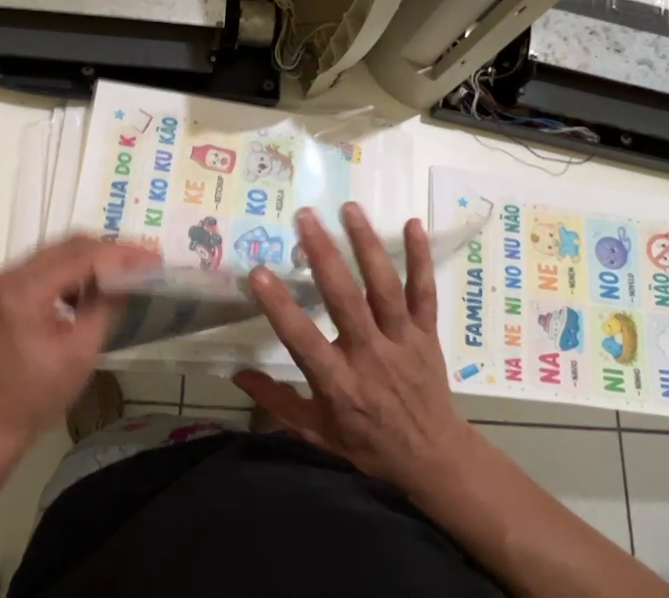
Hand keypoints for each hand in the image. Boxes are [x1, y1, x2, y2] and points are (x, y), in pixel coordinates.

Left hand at [0, 235, 159, 445]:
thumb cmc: (36, 395)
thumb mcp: (81, 352)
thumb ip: (106, 306)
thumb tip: (130, 277)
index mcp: (25, 290)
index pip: (81, 256)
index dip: (121, 254)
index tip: (154, 259)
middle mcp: (10, 275)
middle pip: (69, 246)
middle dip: (110, 251)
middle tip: (144, 261)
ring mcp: (5, 281)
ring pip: (59, 253)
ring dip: (94, 259)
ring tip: (127, 271)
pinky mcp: (7, 291)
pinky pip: (48, 268)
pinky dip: (75, 271)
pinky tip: (96, 286)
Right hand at [234, 204, 477, 496]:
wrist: (432, 458)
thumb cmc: (366, 444)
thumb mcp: (315, 432)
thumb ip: (276, 401)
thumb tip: (236, 372)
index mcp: (338, 383)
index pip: (303, 340)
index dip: (280, 307)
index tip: (258, 273)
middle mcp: (370, 356)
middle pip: (346, 300)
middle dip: (325, 256)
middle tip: (306, 218)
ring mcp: (402, 341)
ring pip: (385, 287)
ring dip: (367, 245)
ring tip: (349, 209)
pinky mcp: (426, 333)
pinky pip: (424, 292)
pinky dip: (421, 258)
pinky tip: (413, 224)